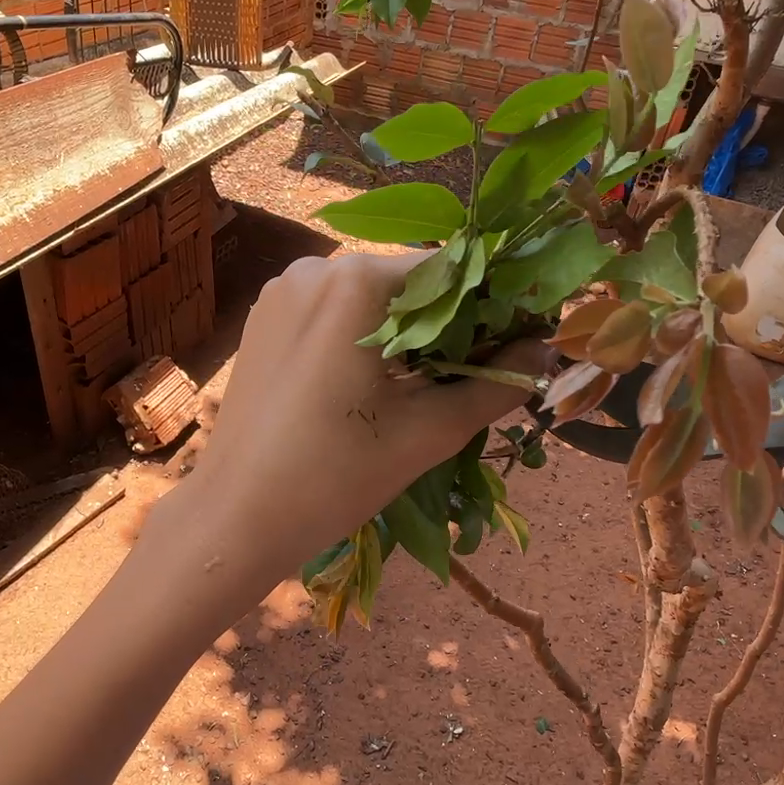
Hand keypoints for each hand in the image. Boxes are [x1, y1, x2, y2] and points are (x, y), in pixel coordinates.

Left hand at [173, 252, 546, 589]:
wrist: (236, 515)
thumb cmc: (334, 474)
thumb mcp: (428, 431)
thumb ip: (495, 384)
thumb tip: (547, 352)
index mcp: (357, 281)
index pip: (453, 271)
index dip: (496, 304)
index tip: (523, 342)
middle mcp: (316, 268)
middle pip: (410, 283)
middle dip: (453, 321)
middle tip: (483, 372)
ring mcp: (285, 291)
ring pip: (372, 299)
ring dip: (410, 331)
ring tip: (435, 382)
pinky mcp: (267, 318)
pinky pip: (335, 313)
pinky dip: (366, 337)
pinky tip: (380, 382)